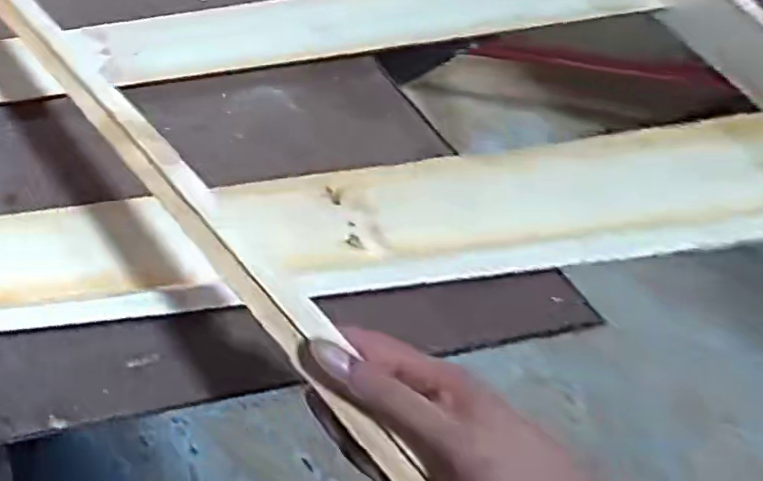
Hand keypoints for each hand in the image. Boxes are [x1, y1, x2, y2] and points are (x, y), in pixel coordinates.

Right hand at [307, 327, 590, 480]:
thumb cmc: (519, 477)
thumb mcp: (451, 435)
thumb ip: (384, 392)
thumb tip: (315, 345)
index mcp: (439, 380)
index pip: (365, 344)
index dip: (327, 342)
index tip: (289, 351)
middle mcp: (429, 402)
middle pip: (360, 383)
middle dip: (338, 400)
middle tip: (332, 423)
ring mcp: (431, 439)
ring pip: (367, 420)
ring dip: (353, 433)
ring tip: (369, 459)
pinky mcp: (430, 467)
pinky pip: (383, 450)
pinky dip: (371, 456)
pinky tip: (376, 466)